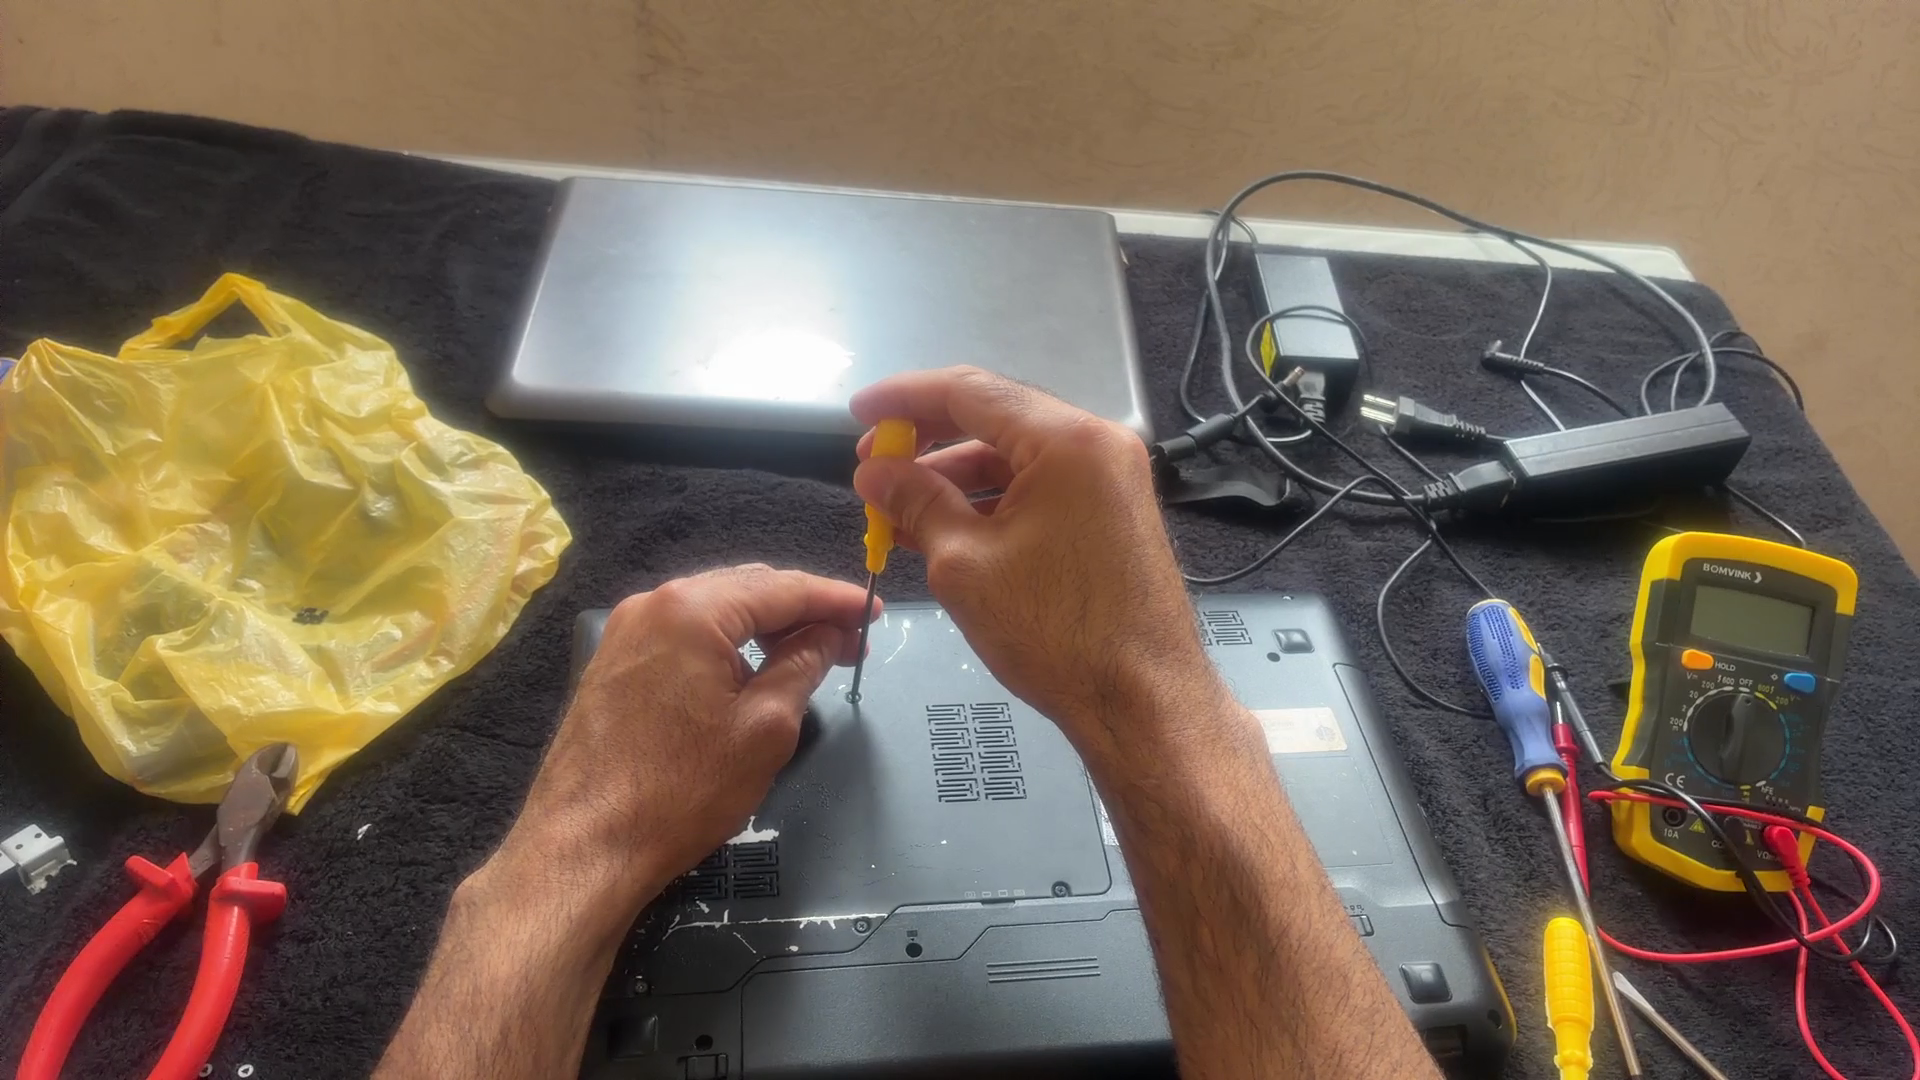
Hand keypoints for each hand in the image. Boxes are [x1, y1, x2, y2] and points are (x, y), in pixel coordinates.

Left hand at [502, 564, 876, 912]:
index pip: (783, 588)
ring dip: (768, 626)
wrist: (582, 851)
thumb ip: (804, 663)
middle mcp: (654, 603)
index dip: (836, 599)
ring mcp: (628, 631)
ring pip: (718, 609)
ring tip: (811, 653)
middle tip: (850, 639)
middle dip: (804, 610)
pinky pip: (689, 633)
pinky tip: (755, 667)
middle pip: (749, 590)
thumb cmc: (683, 788)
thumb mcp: (766, 726)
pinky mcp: (616, 661)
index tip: (875, 612)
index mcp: (692, 608)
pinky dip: (730, 642)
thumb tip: (830, 632)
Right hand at [851, 367, 1236, 769]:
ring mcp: (1109, 479)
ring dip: (953, 481)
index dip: (903, 398)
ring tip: (898, 510)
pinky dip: (990, 505)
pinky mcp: (1110, 514)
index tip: (858, 413)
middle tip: (873, 467)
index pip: (969, 391)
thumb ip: (915, 502)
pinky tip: (943, 529)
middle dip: (926, 442)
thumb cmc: (1054, 633)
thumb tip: (874, 472)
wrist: (1142, 702)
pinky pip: (1038, 491)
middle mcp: (1096, 443)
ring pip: (1014, 460)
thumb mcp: (964, 563)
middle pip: (993, 420)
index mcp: (1066, 440)